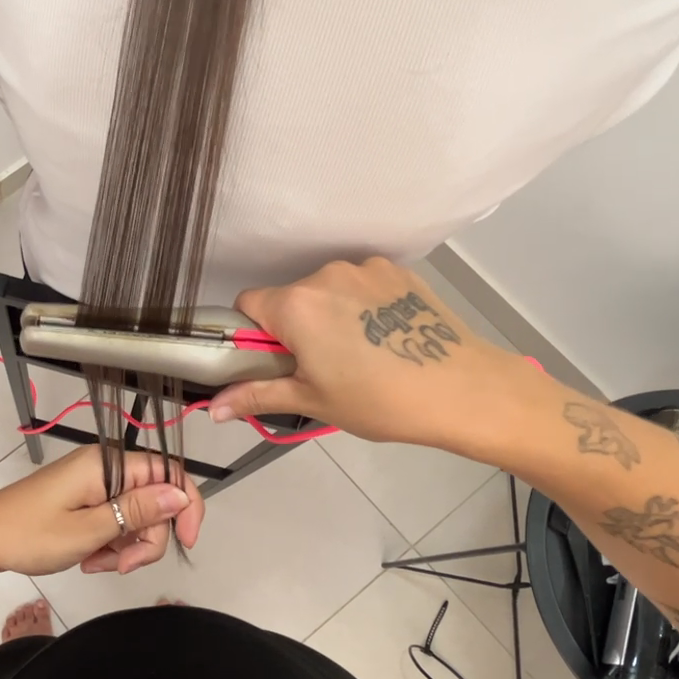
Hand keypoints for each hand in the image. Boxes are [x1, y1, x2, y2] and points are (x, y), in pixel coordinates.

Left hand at [0, 446, 205, 576]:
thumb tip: (181, 495)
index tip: (187, 542)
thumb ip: (137, 512)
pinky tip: (89, 559)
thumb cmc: (29, 534)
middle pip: (155, 500)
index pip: (168, 472)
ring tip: (96, 563)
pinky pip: (115, 520)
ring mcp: (93, 484)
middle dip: (147, 538)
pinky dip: (110, 544)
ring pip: (136, 515)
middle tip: (123, 567)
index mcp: (107, 464)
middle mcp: (104, 467)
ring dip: (127, 546)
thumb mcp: (88, 530)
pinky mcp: (84, 500)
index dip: (186, 505)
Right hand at [208, 259, 532, 452]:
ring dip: (328, 315)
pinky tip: (384, 338)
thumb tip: (213, 409)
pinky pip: (360, 286)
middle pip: (289, 297)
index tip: (274, 361)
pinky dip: (360, 307)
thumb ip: (257, 395)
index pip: (247, 303)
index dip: (253, 333)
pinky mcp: (398, 272)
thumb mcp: (313, 400)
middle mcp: (326, 275)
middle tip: (319, 367)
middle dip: (293, 327)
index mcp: (296, 304)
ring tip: (358, 354)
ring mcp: (365, 269)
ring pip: (325, 290)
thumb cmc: (380, 400)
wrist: (465, 389)